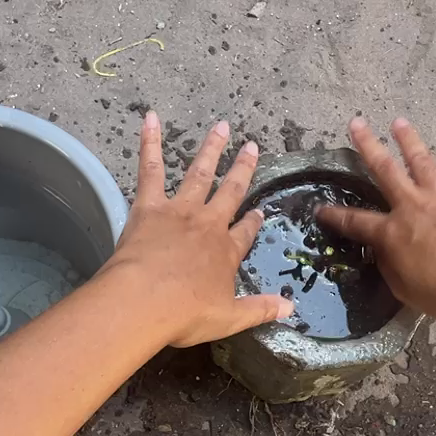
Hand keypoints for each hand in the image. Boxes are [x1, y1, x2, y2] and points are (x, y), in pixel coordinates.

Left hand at [99, 113, 293, 347]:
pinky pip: (150, 168)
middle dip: (243, 169)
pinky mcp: (150, 205)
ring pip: (200, 173)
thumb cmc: (185, 313)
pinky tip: (150, 118)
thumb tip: (290, 309)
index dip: (254, 222)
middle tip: (252, 146)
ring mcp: (180, 210)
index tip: (259, 211)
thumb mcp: (229, 318)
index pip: (246, 232)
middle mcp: (208, 223)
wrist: (145, 300)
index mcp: (227, 251)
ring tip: (221, 127)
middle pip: (231, 192)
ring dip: (211, 149)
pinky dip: (149, 142)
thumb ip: (259, 310)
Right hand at [318, 117, 435, 328]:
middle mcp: (414, 208)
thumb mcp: (405, 290)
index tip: (320, 208)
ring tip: (399, 121)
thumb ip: (391, 267)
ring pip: (422, 163)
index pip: (355, 223)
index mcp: (392, 233)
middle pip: (385, 171)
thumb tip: (383, 252)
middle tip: (356, 124)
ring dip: (409, 141)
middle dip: (368, 146)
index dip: (335, 216)